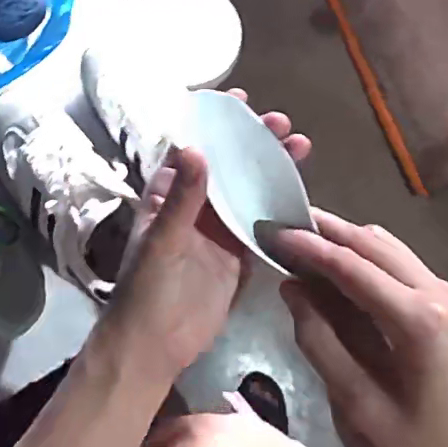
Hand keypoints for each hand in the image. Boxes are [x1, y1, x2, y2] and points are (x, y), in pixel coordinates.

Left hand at [97, 92, 311, 385]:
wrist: (155, 344)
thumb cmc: (147, 287)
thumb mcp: (162, 240)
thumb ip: (181, 199)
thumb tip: (196, 148)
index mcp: (168, 194)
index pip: (192, 149)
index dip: (214, 125)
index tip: (239, 102)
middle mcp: (194, 206)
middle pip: (227, 166)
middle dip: (252, 142)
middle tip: (281, 122)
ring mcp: (217, 230)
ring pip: (247, 190)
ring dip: (270, 168)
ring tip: (300, 145)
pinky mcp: (236, 255)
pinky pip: (259, 223)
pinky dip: (278, 206)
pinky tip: (300, 191)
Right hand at [272, 211, 447, 446]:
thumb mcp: (364, 408)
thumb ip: (320, 342)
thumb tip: (290, 289)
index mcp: (418, 320)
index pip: (349, 264)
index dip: (306, 245)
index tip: (272, 230)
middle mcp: (442, 293)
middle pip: (373, 243)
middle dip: (327, 230)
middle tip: (285, 224)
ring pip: (392, 249)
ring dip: (350, 241)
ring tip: (308, 241)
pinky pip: (407, 267)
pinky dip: (372, 260)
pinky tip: (347, 273)